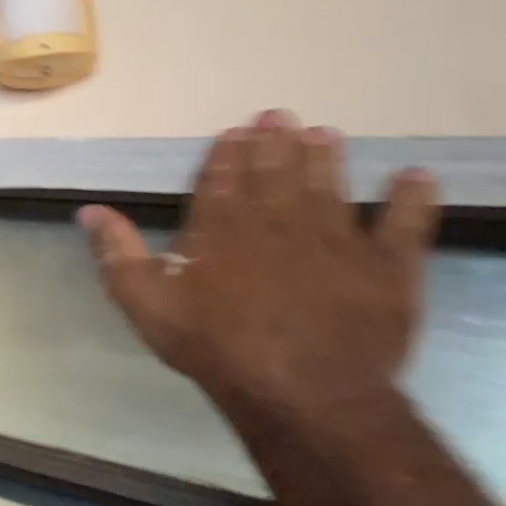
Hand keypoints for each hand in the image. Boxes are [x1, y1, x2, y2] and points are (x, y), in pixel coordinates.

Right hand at [78, 110, 439, 413]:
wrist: (301, 390)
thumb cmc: (213, 344)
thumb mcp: (143, 301)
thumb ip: (117, 252)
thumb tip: (90, 209)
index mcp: (221, 228)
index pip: (221, 180)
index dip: (227, 154)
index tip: (234, 131)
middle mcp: (278, 222)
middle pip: (276, 174)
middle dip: (275, 143)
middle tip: (279, 115)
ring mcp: (337, 242)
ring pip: (330, 188)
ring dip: (326, 159)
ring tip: (325, 134)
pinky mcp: (387, 268)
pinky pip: (405, 225)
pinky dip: (413, 200)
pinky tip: (416, 177)